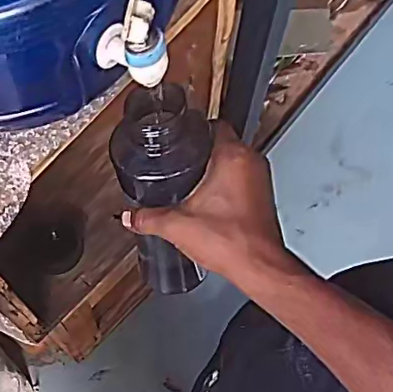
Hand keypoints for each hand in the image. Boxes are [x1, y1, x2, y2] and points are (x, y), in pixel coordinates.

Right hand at [122, 122, 301, 284]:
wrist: (257, 267)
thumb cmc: (232, 241)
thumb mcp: (176, 225)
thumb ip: (148, 218)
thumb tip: (131, 216)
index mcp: (233, 157)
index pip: (215, 124)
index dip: (195, 127)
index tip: (181, 134)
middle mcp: (251, 163)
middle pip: (224, 142)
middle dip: (201, 150)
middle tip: (181, 159)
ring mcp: (261, 180)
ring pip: (235, 162)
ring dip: (215, 168)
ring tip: (192, 178)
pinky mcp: (262, 198)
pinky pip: (242, 180)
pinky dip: (226, 185)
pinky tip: (208, 200)